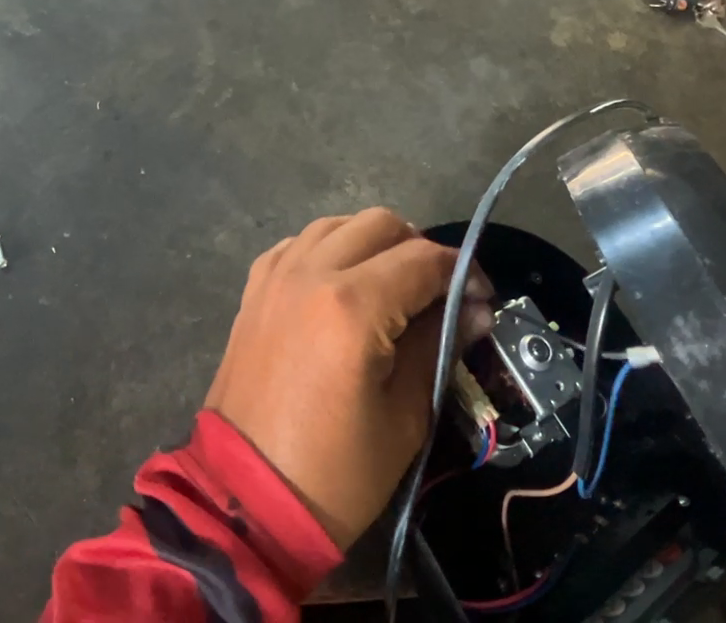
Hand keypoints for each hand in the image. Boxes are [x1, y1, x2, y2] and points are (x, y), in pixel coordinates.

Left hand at [204, 209, 492, 547]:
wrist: (244, 503)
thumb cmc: (336, 472)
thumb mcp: (405, 417)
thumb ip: (438, 346)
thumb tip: (473, 309)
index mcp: (354, 305)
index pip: (425, 260)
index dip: (463, 272)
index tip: (481, 298)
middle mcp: (312, 273)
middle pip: (381, 223)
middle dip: (420, 249)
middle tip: (436, 293)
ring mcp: (277, 278)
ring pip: (337, 224)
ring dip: (372, 243)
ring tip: (390, 285)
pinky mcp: (253, 292)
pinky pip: (297, 245)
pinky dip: (327, 251)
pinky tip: (339, 284)